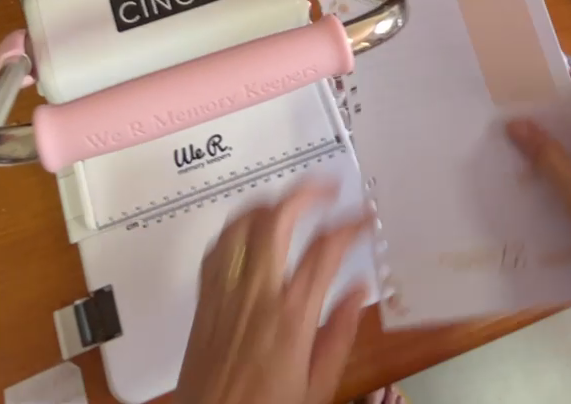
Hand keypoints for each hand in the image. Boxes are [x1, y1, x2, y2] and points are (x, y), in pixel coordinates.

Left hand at [173, 184, 371, 403]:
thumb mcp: (316, 387)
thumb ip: (338, 334)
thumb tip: (359, 290)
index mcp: (291, 317)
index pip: (325, 251)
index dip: (350, 224)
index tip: (366, 216)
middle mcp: (256, 294)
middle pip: (277, 219)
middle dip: (305, 192)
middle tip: (328, 187)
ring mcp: (226, 292)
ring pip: (242, 223)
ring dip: (269, 202)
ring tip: (289, 200)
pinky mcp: (204, 298)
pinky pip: (217, 247)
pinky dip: (236, 227)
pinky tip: (250, 229)